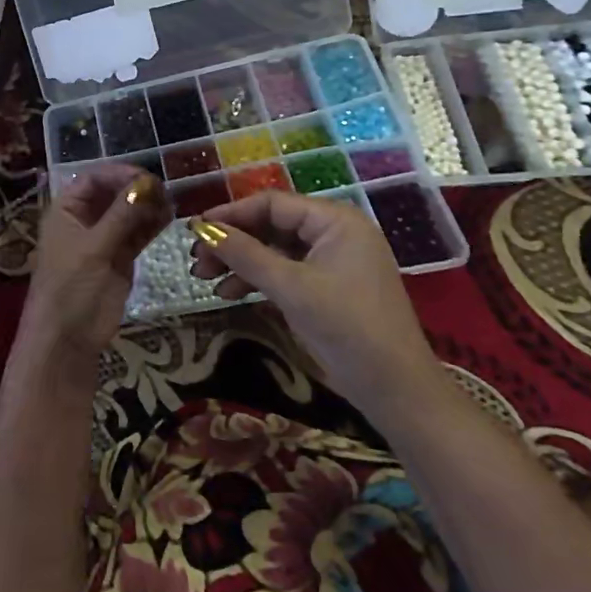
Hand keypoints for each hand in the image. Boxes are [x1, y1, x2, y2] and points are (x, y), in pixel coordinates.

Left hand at [21, 165, 170, 357]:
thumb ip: (120, 216)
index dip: (117, 174)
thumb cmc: (69, 287)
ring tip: (171, 203)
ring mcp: (103, 239)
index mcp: (65, 211)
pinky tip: (169, 217)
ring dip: (148, 206)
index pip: (92, 180)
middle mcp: (84, 220)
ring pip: (128, 213)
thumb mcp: (93, 249)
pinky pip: (137, 234)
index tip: (145, 177)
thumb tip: (145, 184)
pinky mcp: (120, 258)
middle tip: (164, 190)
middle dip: (136, 189)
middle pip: (112, 194)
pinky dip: (151, 225)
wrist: (67, 337)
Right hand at [187, 191, 438, 406]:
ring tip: (204, 279)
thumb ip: (245, 254)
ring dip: (238, 262)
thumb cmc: (346, 326)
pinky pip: (284, 271)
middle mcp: (335, 233)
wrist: (395, 388)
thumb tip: (203, 229)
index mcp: (335, 221)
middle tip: (197, 261)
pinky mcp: (327, 287)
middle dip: (232, 241)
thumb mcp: (290, 287)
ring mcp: (332, 261)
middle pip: (270, 225)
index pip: (272, 203)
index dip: (231, 214)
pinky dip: (256, 279)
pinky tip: (228, 293)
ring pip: (273, 249)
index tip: (195, 230)